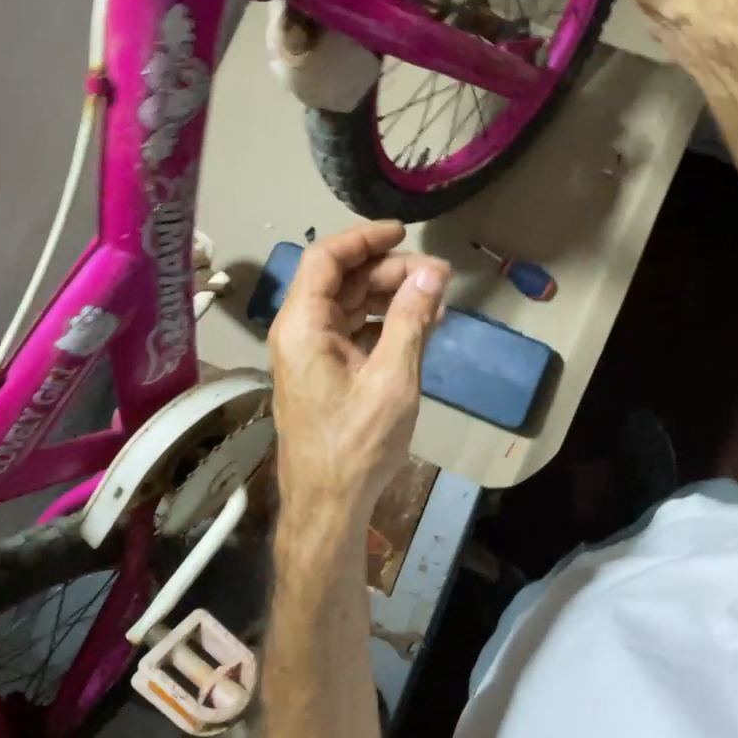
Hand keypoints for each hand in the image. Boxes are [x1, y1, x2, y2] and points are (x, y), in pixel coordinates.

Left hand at [268, 221, 449, 547]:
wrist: (328, 504)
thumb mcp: (393, 378)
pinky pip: (353, 332)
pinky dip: (384, 323)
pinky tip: (417, 328)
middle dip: (389, 272)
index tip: (404, 232)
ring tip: (434, 303)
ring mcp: (310, 354)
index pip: (325, 259)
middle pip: (342, 281)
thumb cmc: (357, 443)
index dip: (364, 238)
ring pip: (350, 306)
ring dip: (390, 297)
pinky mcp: (324, 373)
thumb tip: (435, 271)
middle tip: (437, 278)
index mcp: (303, 325)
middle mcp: (300, 332)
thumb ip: (412, 319)